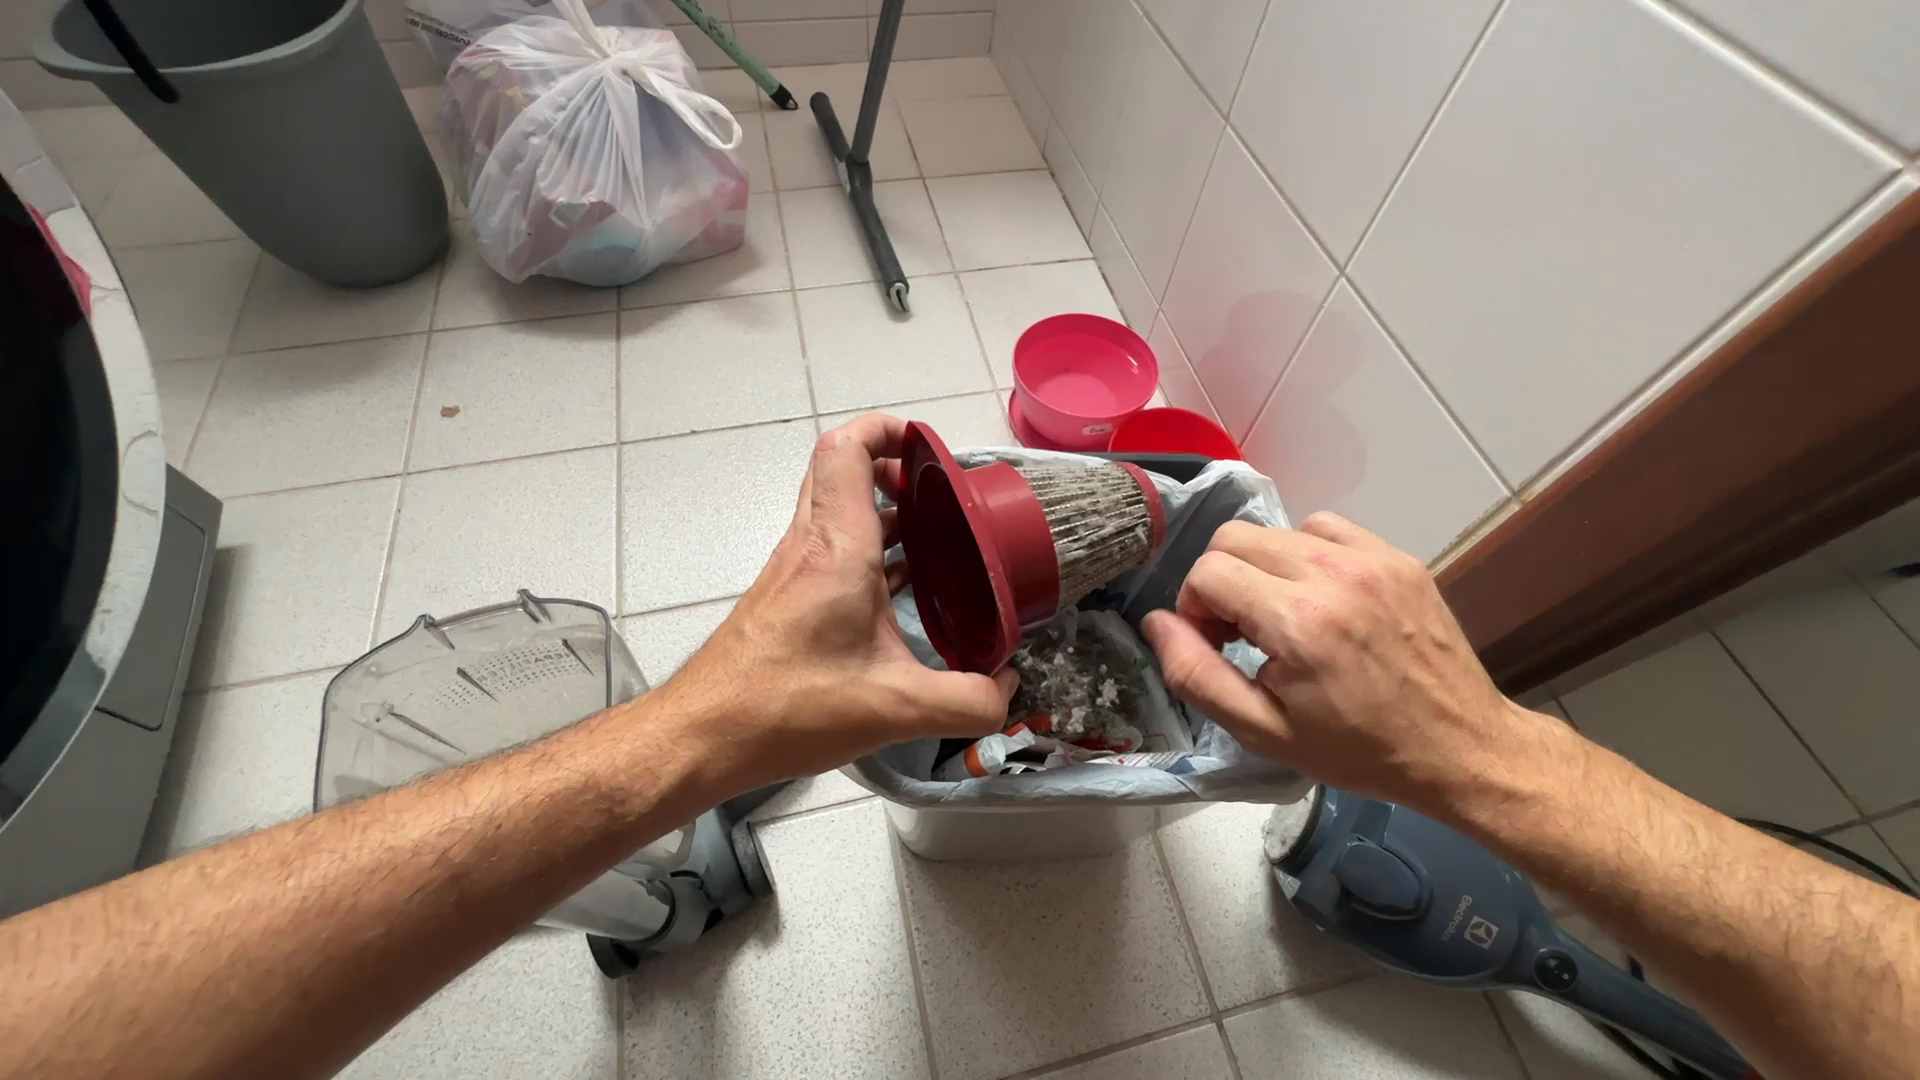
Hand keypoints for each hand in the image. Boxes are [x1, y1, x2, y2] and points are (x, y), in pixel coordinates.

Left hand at [664, 414, 1017, 789]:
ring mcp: (794, 567)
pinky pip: (832, 545)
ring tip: (933, 536)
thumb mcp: (896, 708)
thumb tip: (1006, 689)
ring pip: (836, 506)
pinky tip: (902, 588)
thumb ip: (966, 701)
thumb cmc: (789, 707)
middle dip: (891, 464)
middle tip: (938, 494)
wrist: (704, 734)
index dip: (886, 429)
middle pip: (841, 467)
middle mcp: (811, 544)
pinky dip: (869, 546)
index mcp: (838, 548)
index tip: (929, 450)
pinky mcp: (788, 594)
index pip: (847, 449)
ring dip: (882, 507)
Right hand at [1140, 512, 1563, 814]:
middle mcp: (1332, 574)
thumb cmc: (1356, 749)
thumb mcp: (1262, 731)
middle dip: (1219, 581)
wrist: (1462, 748)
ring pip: (1274, 530)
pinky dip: (1304, 554)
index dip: (1195, 607)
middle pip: (1233, 538)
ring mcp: (1371, 558)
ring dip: (1261, 568)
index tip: (1215, 643)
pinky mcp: (1396, 556)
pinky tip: (1319, 596)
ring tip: (1282, 615)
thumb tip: (1156, 622)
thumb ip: (1195, 674)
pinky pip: (1323, 528)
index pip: (1208, 571)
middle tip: (1240, 631)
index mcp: (1298, 621)